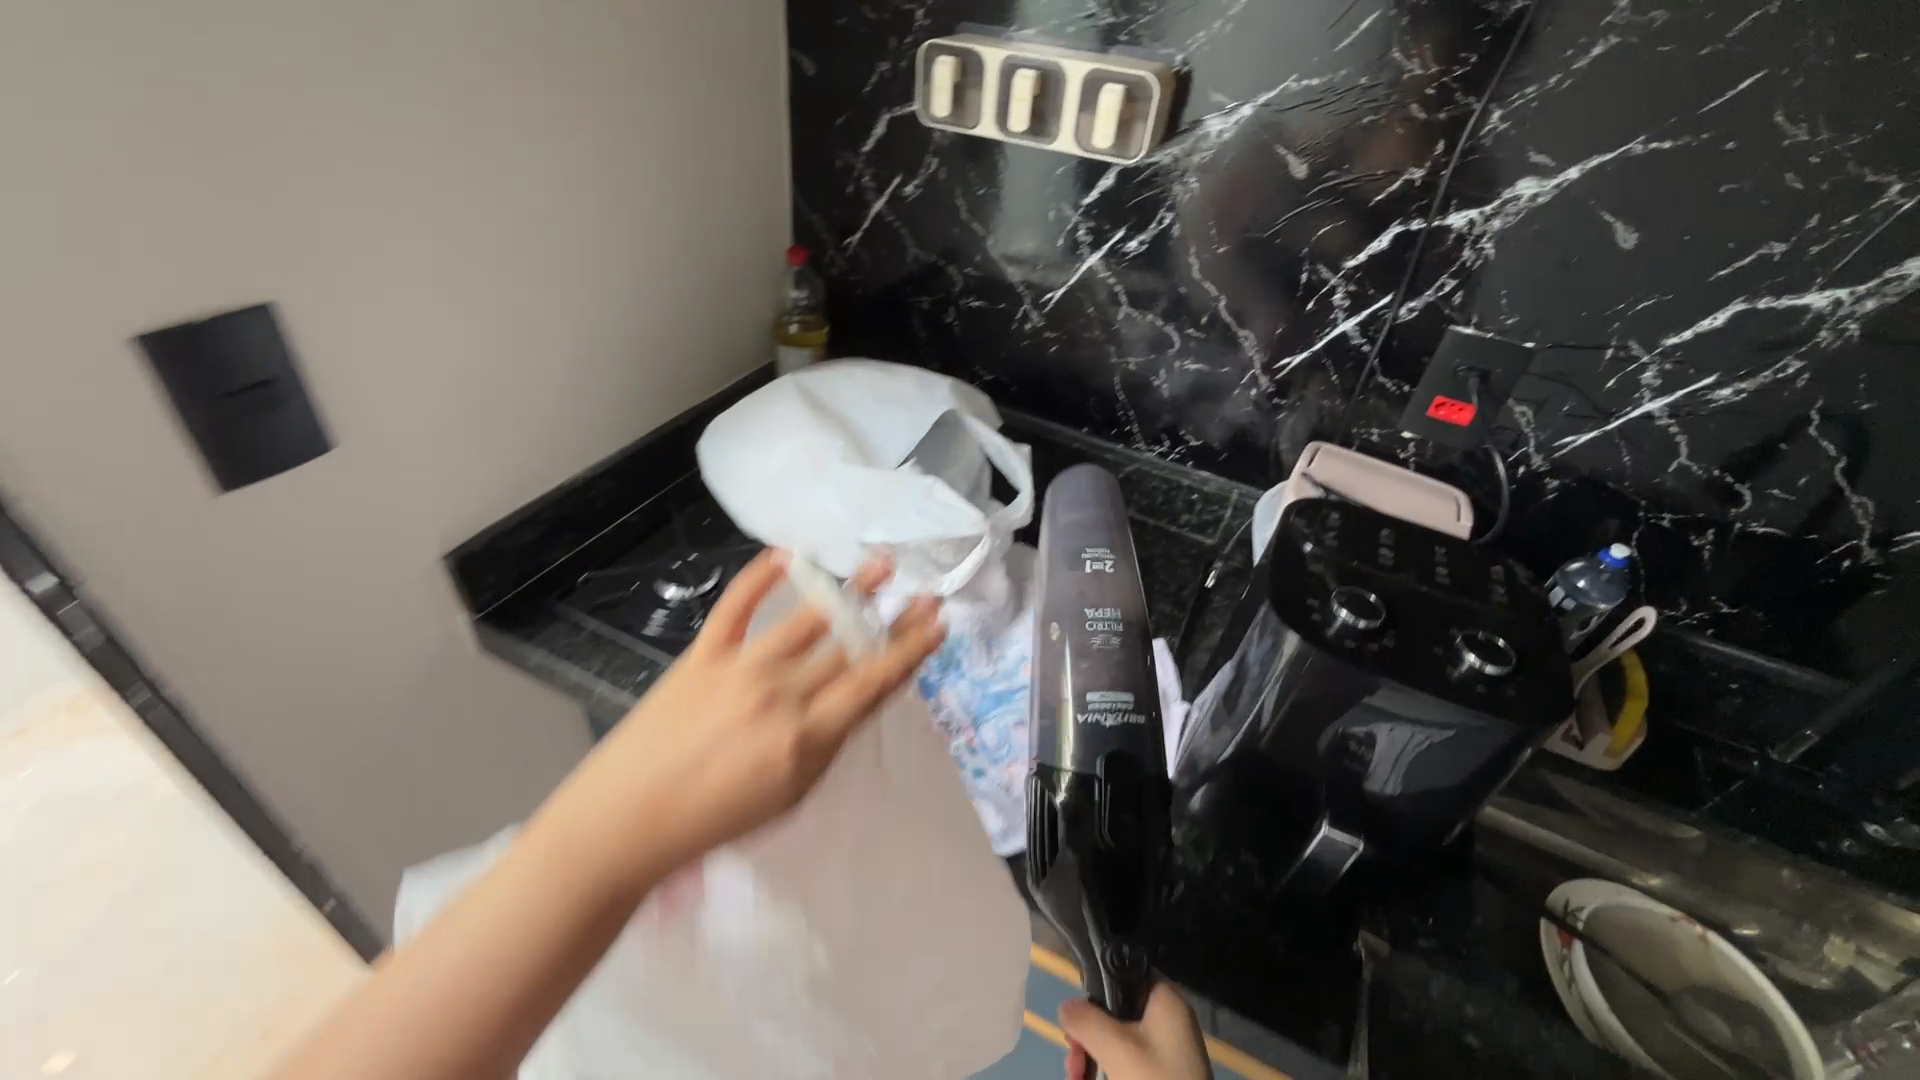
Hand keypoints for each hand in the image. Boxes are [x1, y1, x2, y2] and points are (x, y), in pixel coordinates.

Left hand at [564, 548, 945, 886]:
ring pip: (807, 620)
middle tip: (926, 595)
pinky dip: (761, 577)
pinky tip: (787, 556)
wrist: (626, 819)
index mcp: (807, 739)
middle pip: (850, 650)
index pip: (872, 685)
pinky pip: (737, 606)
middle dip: (895, 621)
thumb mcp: (790, 798)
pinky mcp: (703, 654)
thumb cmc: (714, 821)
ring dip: (850, 590)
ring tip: (880, 567)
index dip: (910, 652)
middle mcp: (781, 695)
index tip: (937, 626)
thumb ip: (826, 747)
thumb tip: (850, 702)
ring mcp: (741, 669)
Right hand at [1060, 983, 1210, 1079]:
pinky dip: (1106, 1069)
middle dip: (1087, 1036)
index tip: (1075, 1020)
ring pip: (1116, 1039)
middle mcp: (1167, 1018)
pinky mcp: (1161, 1071)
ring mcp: (1166, 1048)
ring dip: (1091, 1056)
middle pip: (1114, 1012)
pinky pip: (1127, 1060)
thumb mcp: (1116, 1048)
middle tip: (1072, 1062)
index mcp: (1164, 999)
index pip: (1122, 976)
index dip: (1094, 992)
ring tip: (1076, 1077)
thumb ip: (1086, 1020)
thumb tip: (1066, 1006)